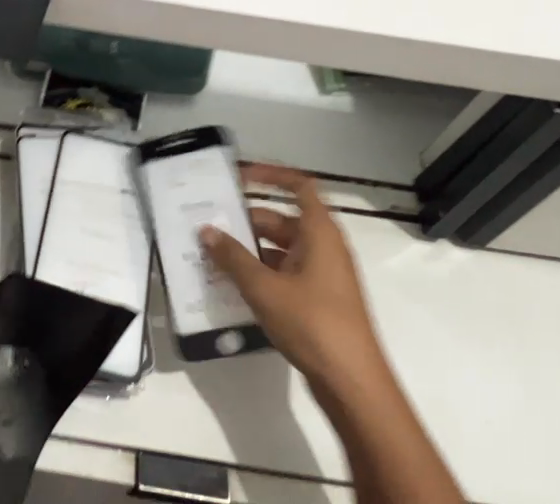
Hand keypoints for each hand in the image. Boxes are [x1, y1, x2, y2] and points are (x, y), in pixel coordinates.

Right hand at [200, 163, 379, 381]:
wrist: (352, 382)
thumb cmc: (312, 323)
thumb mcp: (264, 288)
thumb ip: (233, 257)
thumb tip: (206, 230)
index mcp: (320, 233)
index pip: (299, 186)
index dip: (271, 176)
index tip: (238, 178)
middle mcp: (324, 247)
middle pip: (282, 221)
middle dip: (245, 222)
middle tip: (208, 226)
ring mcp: (323, 276)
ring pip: (280, 251)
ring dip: (249, 252)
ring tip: (211, 257)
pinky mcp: (318, 301)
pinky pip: (284, 275)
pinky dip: (260, 276)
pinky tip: (231, 287)